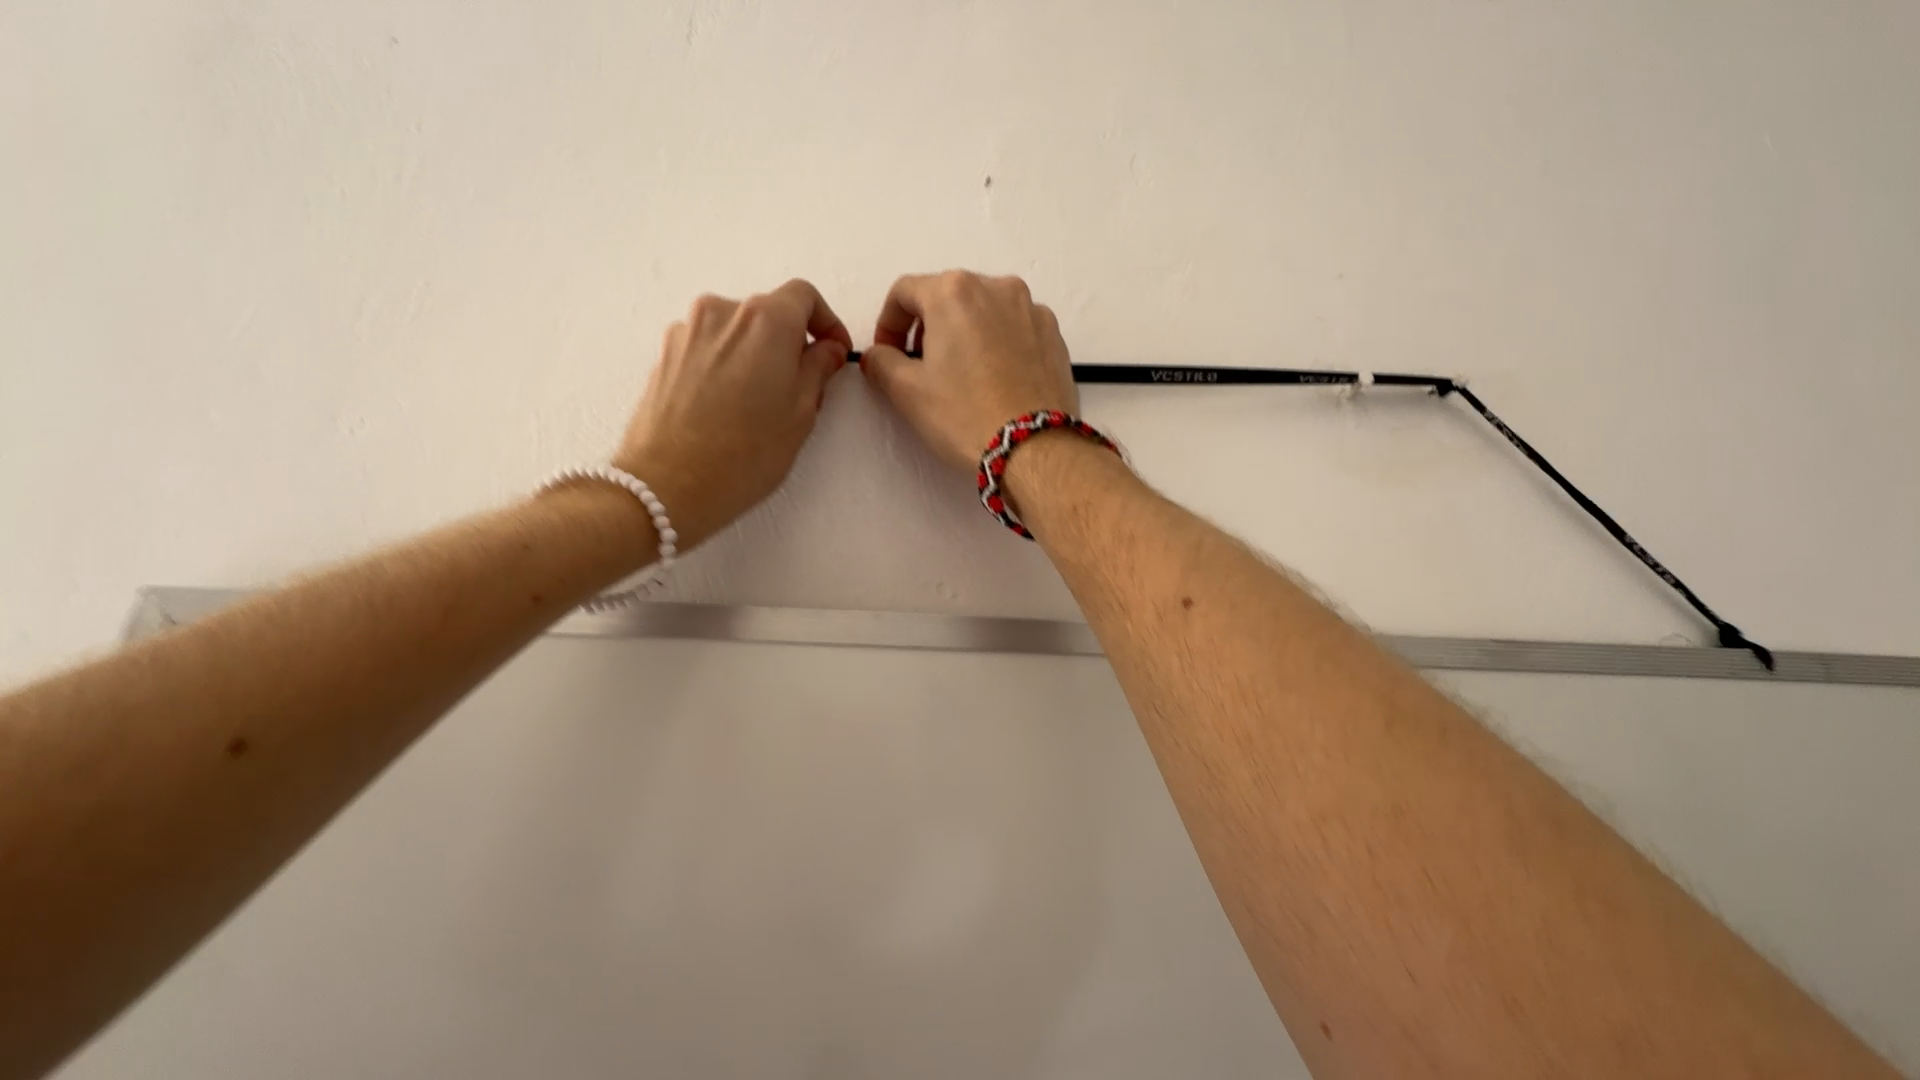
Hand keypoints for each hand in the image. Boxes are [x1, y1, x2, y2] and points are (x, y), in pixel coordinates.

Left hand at [615, 280, 850, 548]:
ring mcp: (687, 330)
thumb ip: (818, 369)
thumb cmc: (745, 455)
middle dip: (790, 343)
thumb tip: (826, 349)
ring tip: (760, 402)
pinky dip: (726, 365)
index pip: (805, 296)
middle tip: (801, 387)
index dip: (827, 322)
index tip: (834, 353)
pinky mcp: (664, 354)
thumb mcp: (801, 414)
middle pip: (768, 313)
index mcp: (765, 320)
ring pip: (736, 331)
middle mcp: (723, 311)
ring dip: (755, 354)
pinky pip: (708, 348)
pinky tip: (727, 407)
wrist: (666, 485)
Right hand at [859, 271, 1077, 468]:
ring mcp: (1032, 309)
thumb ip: (881, 362)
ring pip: (984, 311)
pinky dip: (997, 344)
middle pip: (947, 296)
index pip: (905, 292)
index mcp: (954, 291)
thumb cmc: (965, 416)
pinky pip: (1014, 328)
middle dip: (927, 327)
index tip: (888, 355)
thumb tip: (879, 355)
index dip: (888, 323)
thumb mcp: (906, 391)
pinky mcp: (1054, 335)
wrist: (1035, 448)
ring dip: (964, 334)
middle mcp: (996, 287)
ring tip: (961, 376)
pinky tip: (994, 381)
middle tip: (920, 368)